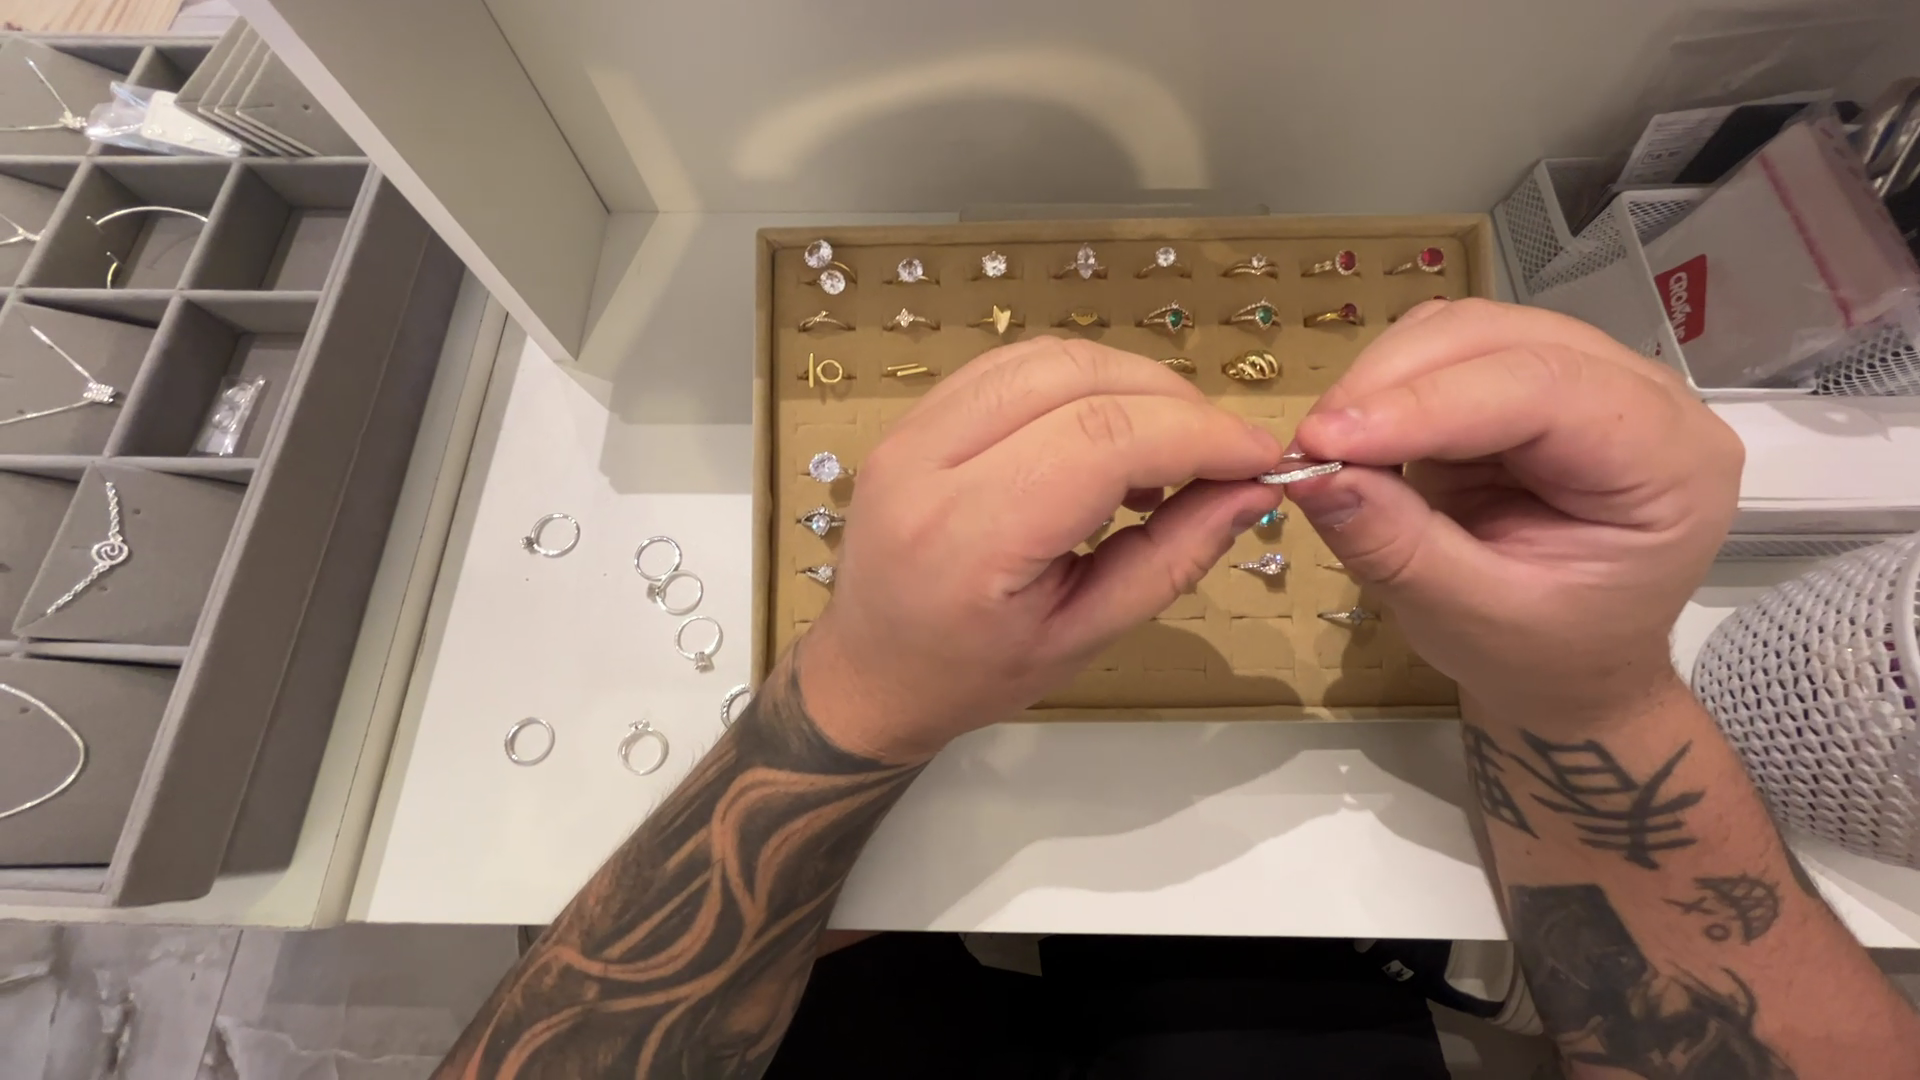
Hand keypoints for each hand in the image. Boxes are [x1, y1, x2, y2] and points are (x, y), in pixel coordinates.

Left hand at [800, 338, 1283, 760]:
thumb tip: (1250, 491)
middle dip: (1170, 400)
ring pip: (1042, 357)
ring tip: (1162, 448)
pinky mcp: (910, 420)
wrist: (871, 671)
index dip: (1197, 434)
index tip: (1259, 457)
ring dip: (1126, 383)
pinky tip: (1102, 432)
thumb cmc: (973, 675)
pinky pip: (1010, 368)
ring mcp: (908, 431)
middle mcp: (926, 462)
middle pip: (1073, 375)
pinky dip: (1076, 383)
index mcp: (967, 536)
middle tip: (1216, 453)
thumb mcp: (1082, 638)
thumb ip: (1171, 560)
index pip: (1100, 440)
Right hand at [1285, 299, 1742, 724]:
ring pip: (1461, 331)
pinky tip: (1357, 436)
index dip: (1422, 406)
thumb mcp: (1460, 615)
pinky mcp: (1514, 389)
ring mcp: (1573, 384)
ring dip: (1377, 379)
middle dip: (1388, 382)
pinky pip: (1437, 354)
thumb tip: (1308, 478)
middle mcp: (1636, 399)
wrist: (1558, 665)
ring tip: (1327, 446)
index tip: (1319, 442)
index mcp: (1663, 464)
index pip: (1543, 391)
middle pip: (1499, 337)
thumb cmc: (1532, 652)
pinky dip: (1381, 387)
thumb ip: (1391, 544)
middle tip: (1309, 446)